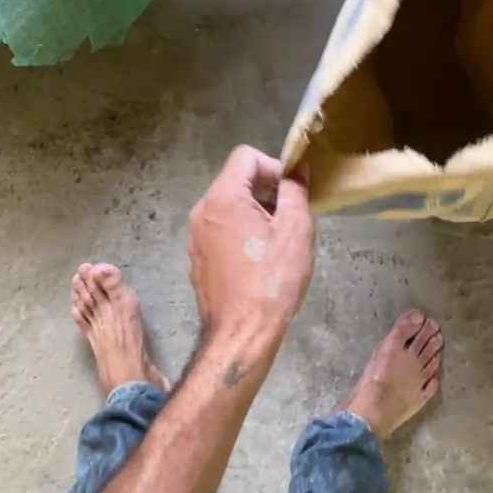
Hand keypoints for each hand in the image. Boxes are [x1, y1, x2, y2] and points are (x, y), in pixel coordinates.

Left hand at [187, 146, 314, 355]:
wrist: (241, 335)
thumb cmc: (272, 280)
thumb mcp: (296, 229)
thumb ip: (295, 190)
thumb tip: (297, 170)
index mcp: (222, 198)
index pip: (246, 156)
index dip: (274, 166)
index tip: (292, 191)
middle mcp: (201, 211)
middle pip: (236, 180)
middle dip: (267, 190)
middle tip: (291, 216)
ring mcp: (195, 236)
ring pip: (229, 205)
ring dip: (256, 212)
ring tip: (278, 240)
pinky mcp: (197, 258)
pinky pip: (221, 229)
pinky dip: (241, 232)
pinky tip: (260, 259)